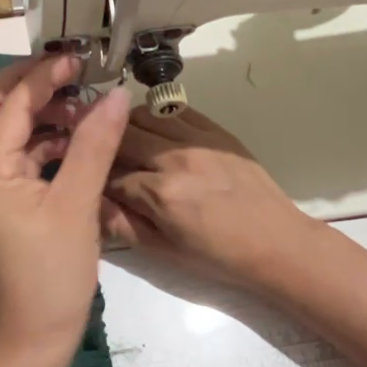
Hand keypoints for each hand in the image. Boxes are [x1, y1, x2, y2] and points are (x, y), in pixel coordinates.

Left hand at [0, 55, 131, 356]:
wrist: (33, 336)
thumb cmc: (51, 273)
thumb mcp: (77, 205)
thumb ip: (94, 145)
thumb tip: (116, 95)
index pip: (10, 101)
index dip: (44, 75)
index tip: (81, 59)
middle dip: (26, 83)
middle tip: (71, 75)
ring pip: (5, 130)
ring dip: (39, 112)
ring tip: (84, 106)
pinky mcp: (6, 203)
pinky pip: (20, 156)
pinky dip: (45, 141)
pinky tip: (79, 141)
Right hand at [104, 107, 329, 287]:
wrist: (276, 243)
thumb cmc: (218, 256)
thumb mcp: (164, 252)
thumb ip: (122, 225)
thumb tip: (90, 201)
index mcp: (161, 194)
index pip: (109, 176)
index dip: (95, 181)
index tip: (90, 185)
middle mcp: (176, 159)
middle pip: (121, 137)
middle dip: (104, 147)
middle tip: (100, 158)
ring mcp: (198, 140)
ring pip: (144, 115)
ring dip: (127, 126)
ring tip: (124, 142)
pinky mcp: (216, 131)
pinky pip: (175, 110)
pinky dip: (157, 117)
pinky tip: (154, 133)